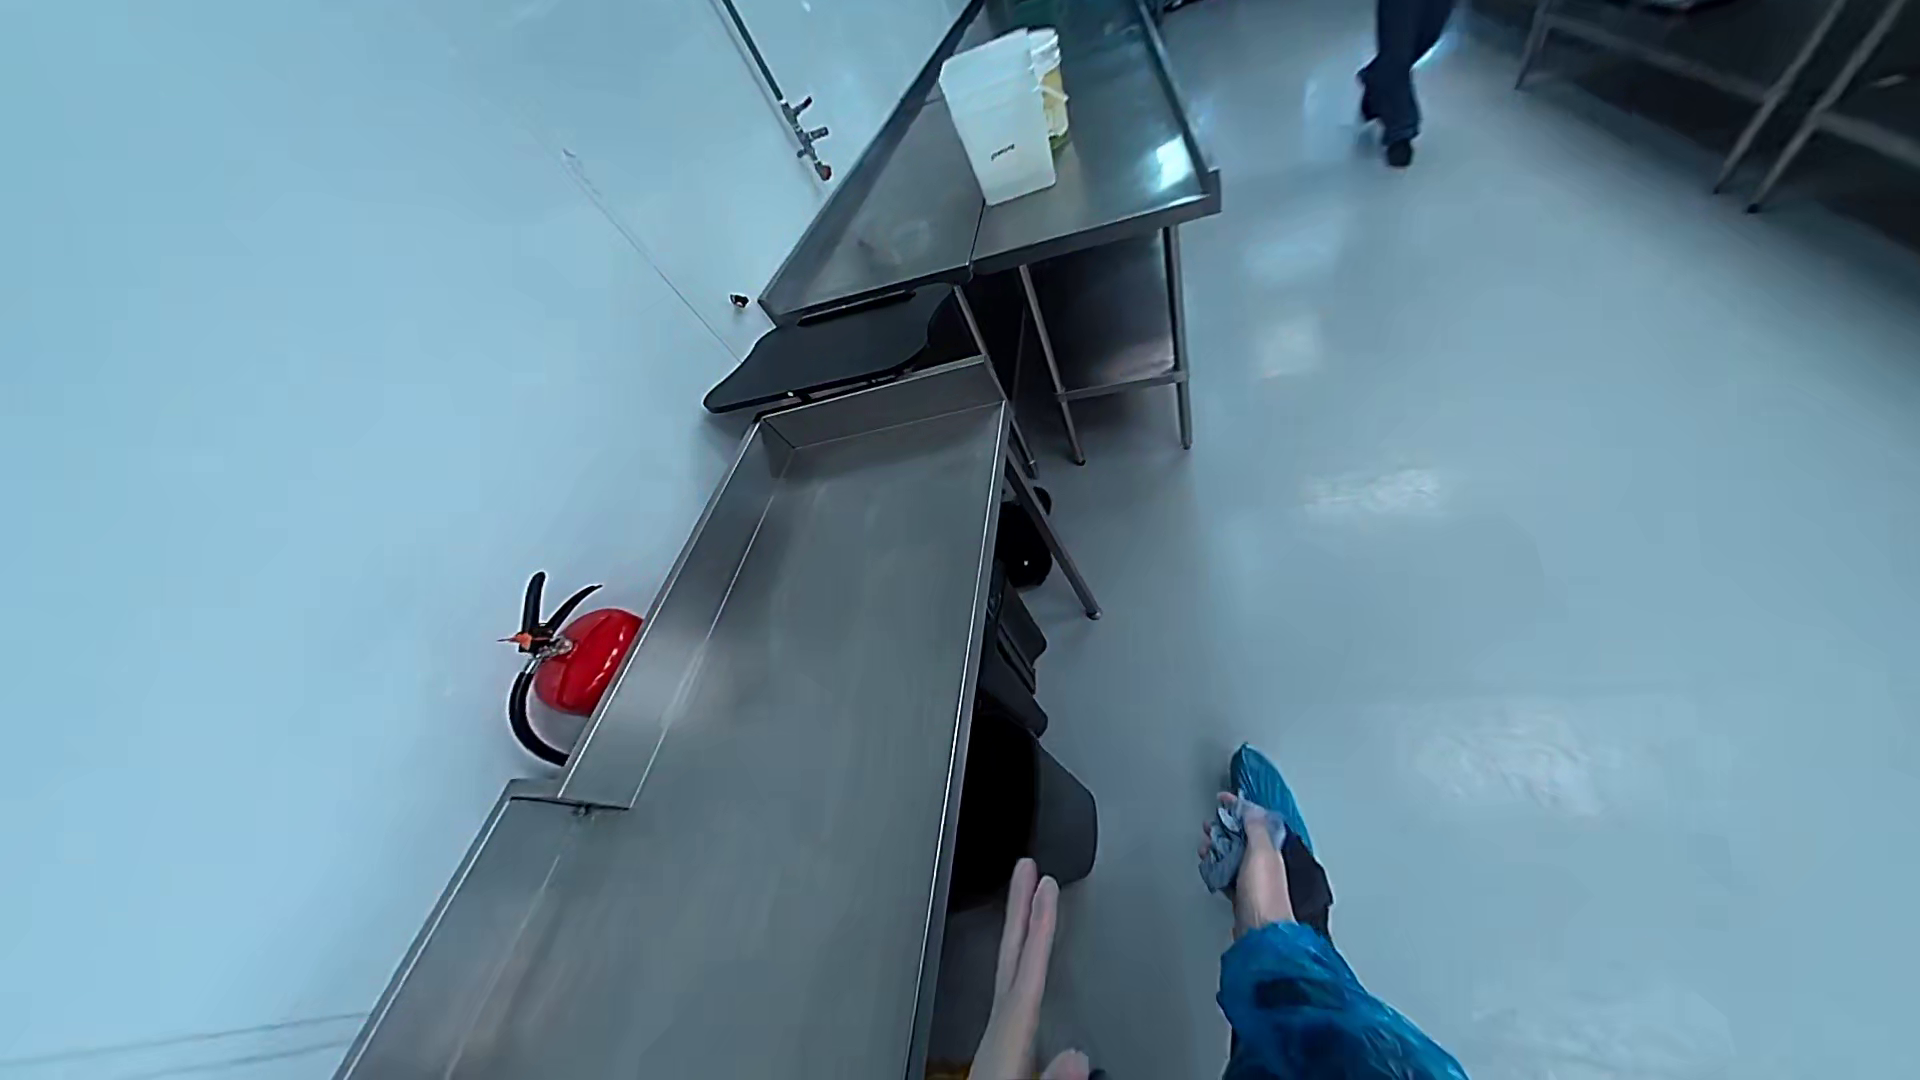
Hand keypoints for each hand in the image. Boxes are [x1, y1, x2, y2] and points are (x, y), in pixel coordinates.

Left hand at [970, 858, 1090, 1078]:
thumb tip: (1080, 1056)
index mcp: (1008, 1039)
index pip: (1027, 973)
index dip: (1040, 927)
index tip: (1047, 886)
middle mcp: (1000, 1027)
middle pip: (1010, 954)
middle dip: (1019, 906)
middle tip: (1025, 864)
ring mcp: (999, 1033)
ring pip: (1009, 964)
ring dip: (1019, 924)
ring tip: (1029, 892)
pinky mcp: (1003, 1044)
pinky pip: (1013, 983)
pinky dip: (1021, 956)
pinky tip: (1029, 954)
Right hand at [1201, 793, 1294, 937]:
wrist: (1261, 935)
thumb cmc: (1263, 894)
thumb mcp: (1261, 853)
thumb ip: (1256, 828)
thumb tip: (1251, 808)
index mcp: (1270, 850)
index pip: (1254, 820)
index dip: (1237, 806)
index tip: (1222, 798)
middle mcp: (1263, 863)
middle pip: (1239, 835)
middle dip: (1222, 826)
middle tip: (1209, 825)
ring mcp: (1251, 879)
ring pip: (1230, 853)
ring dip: (1216, 845)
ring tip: (1205, 847)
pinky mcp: (1240, 894)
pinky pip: (1224, 871)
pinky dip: (1214, 865)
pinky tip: (1207, 866)